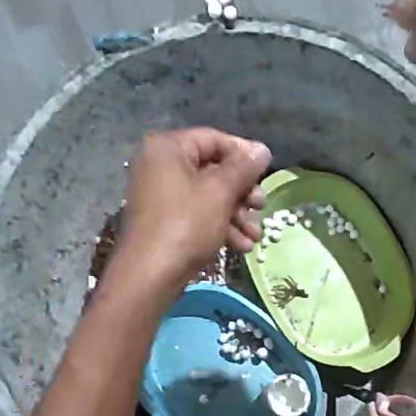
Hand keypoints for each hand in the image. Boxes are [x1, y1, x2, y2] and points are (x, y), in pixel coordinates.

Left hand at [112, 128, 271, 291]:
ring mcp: (160, 196)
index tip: (266, 172)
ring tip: (255, 236)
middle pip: (212, 170)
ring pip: (207, 197)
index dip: (244, 154)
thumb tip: (262, 150)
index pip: (214, 139)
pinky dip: (219, 227)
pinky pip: (196, 215)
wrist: (149, 276)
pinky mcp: (163, 222)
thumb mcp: (220, 193)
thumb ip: (243, 168)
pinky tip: (241, 246)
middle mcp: (160, 166)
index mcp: (168, 148)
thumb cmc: (185, 225)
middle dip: (241, 192)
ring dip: (235, 215)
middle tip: (261, 207)